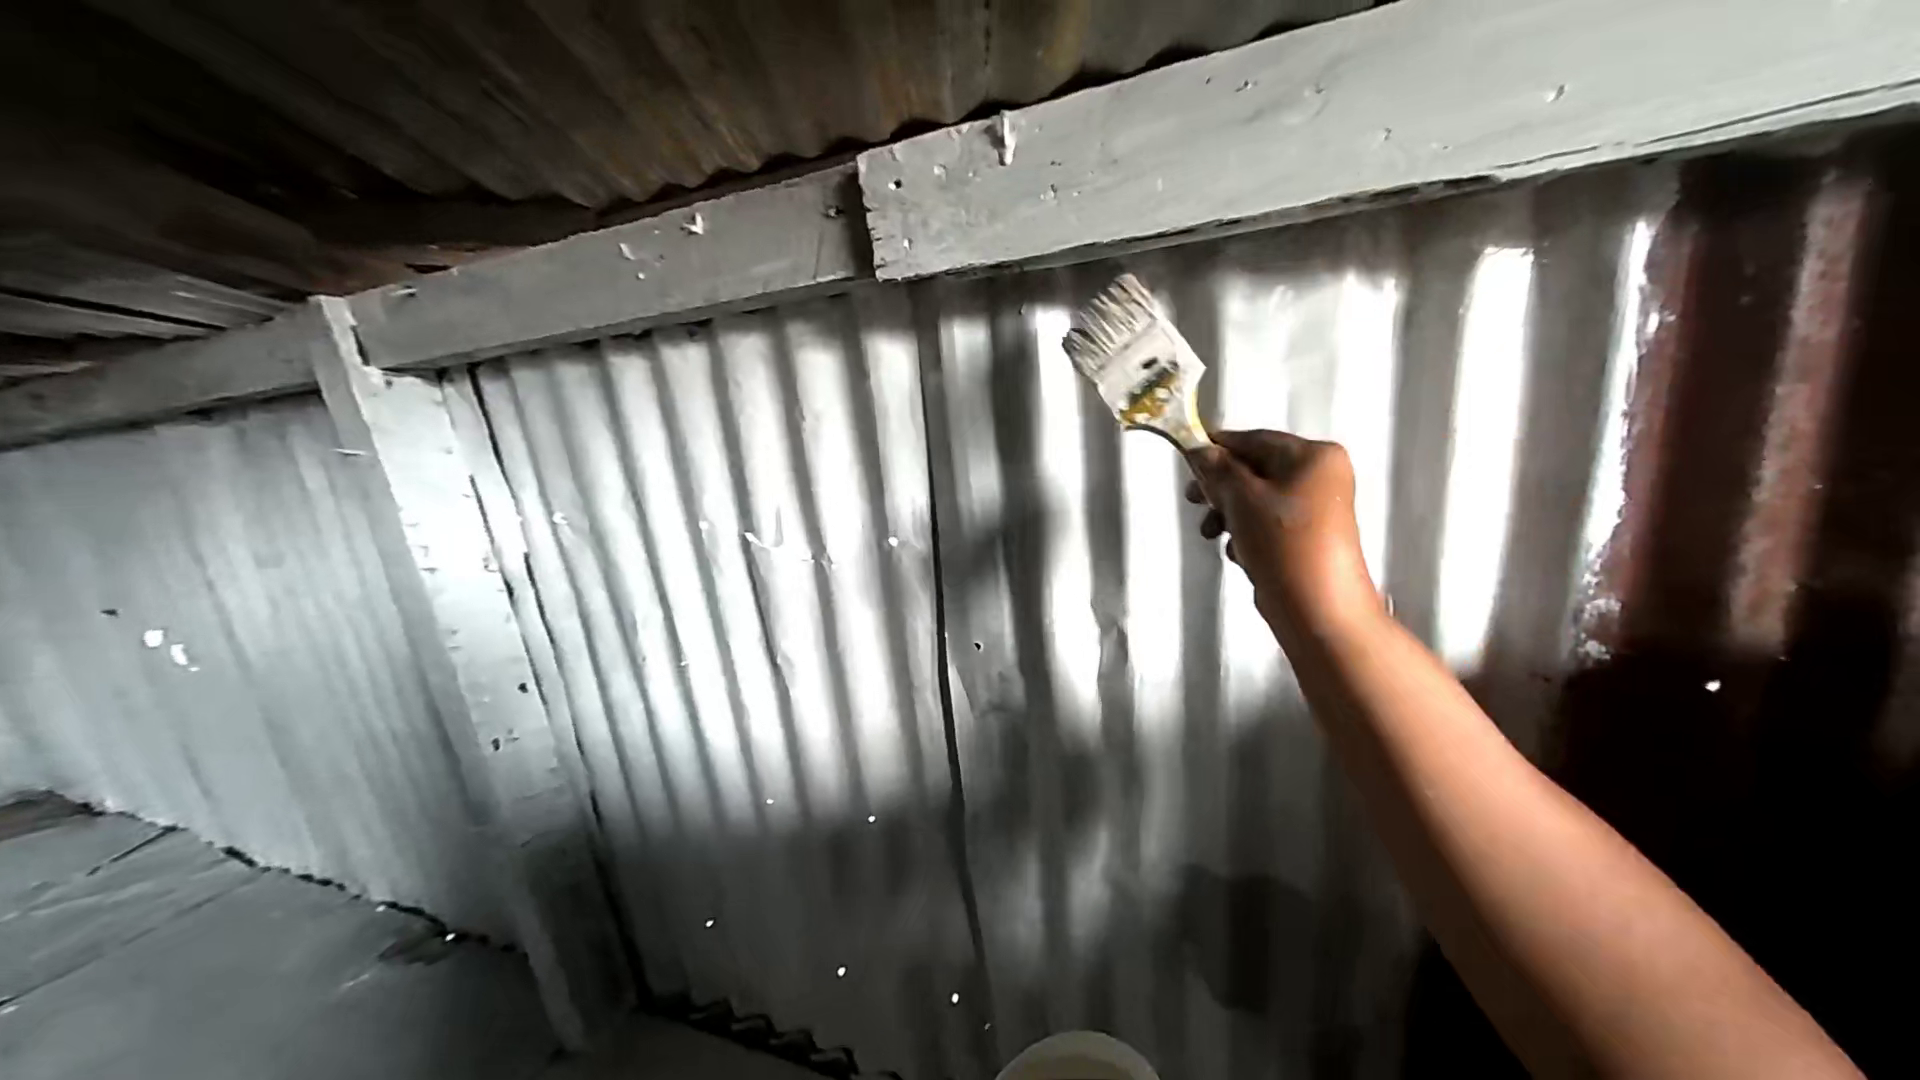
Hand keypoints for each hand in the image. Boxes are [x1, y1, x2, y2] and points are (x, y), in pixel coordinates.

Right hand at [1184, 430, 1378, 632]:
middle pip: (1254, 470)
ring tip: (1212, 534)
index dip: (1216, 449)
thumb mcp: (1241, 497)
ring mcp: (1316, 507)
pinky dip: (1246, 532)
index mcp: (1314, 456)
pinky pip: (1266, 522)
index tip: (1185, 463)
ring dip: (1228, 513)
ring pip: (1255, 498)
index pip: (1253, 440)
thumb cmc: (1282, 542)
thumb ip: (1217, 468)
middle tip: (1193, 500)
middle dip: (1220, 487)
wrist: (1317, 607)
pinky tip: (1238, 551)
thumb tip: (1199, 451)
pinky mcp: (1306, 535)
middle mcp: (1320, 475)